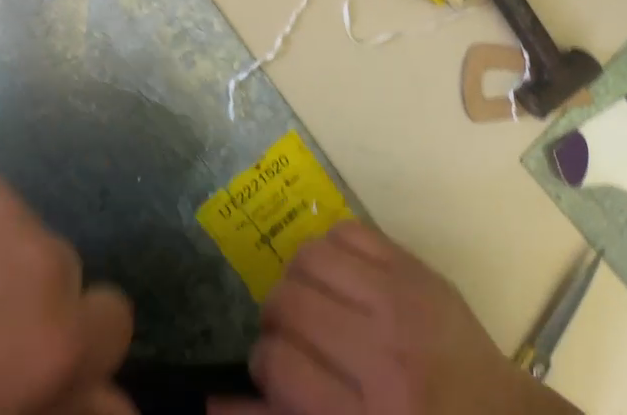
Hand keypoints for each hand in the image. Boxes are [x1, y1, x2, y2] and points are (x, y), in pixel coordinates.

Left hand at [0, 164, 135, 414]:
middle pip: (67, 269)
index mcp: (61, 339)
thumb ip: (64, 402)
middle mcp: (48, 263)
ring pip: (24, 228)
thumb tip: (118, 400)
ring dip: (1, 249)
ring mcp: (6, 211)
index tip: (37, 348)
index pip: (113, 323)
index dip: (75, 339)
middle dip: (36, 292)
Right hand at [215, 222, 576, 414]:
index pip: (278, 363)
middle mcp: (384, 356)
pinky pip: (348, 230)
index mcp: (365, 413)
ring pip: (309, 258)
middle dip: (276, 319)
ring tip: (315, 302)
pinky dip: (332, 249)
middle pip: (287, 303)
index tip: (278, 372)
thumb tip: (209, 403)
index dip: (265, 364)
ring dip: (298, 279)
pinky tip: (342, 279)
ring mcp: (404, 304)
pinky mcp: (418, 271)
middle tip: (295, 336)